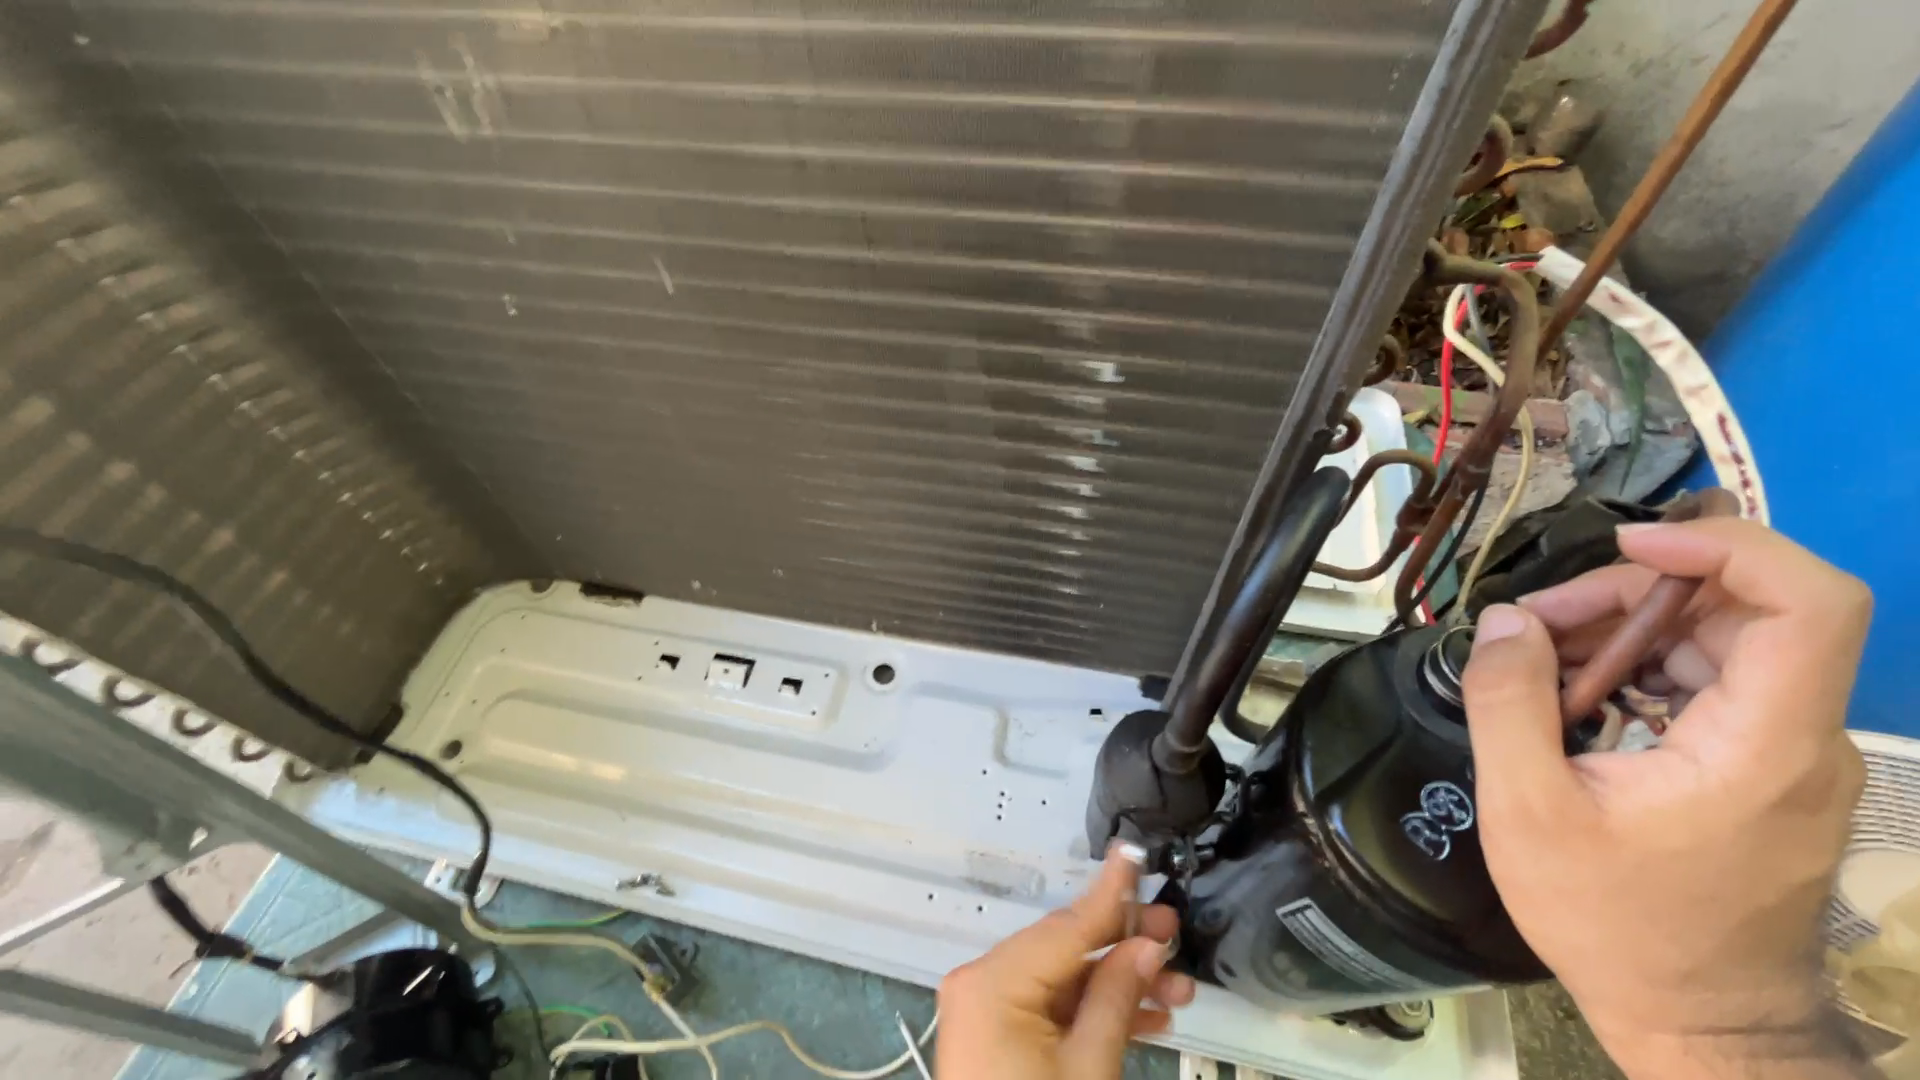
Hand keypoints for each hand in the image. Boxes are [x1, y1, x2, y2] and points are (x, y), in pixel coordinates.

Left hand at [936, 843, 1197, 1079]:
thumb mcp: (1088, 1069)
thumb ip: (1118, 997)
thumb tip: (1148, 944)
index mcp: (992, 982)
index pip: (1066, 926)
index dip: (1110, 894)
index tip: (1135, 853)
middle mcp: (981, 982)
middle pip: (1065, 949)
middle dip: (1124, 946)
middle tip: (1176, 934)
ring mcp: (986, 1008)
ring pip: (1063, 978)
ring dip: (1118, 982)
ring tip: (1178, 987)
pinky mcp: (996, 1034)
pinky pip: (1050, 1006)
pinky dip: (1093, 1008)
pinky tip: (1147, 1013)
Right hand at [1461, 518, 1870, 1077]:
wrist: (1697, 1020)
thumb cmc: (1613, 921)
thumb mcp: (1528, 810)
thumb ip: (1509, 703)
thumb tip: (1506, 620)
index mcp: (1764, 744)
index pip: (1807, 601)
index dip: (1725, 548)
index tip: (1624, 547)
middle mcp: (1800, 737)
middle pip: (1742, 613)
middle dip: (1629, 596)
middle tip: (1531, 625)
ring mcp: (1786, 754)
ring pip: (1718, 645)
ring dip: (1621, 632)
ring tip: (1534, 661)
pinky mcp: (1760, 769)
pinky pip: (1707, 685)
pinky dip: (1635, 669)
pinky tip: (1568, 697)